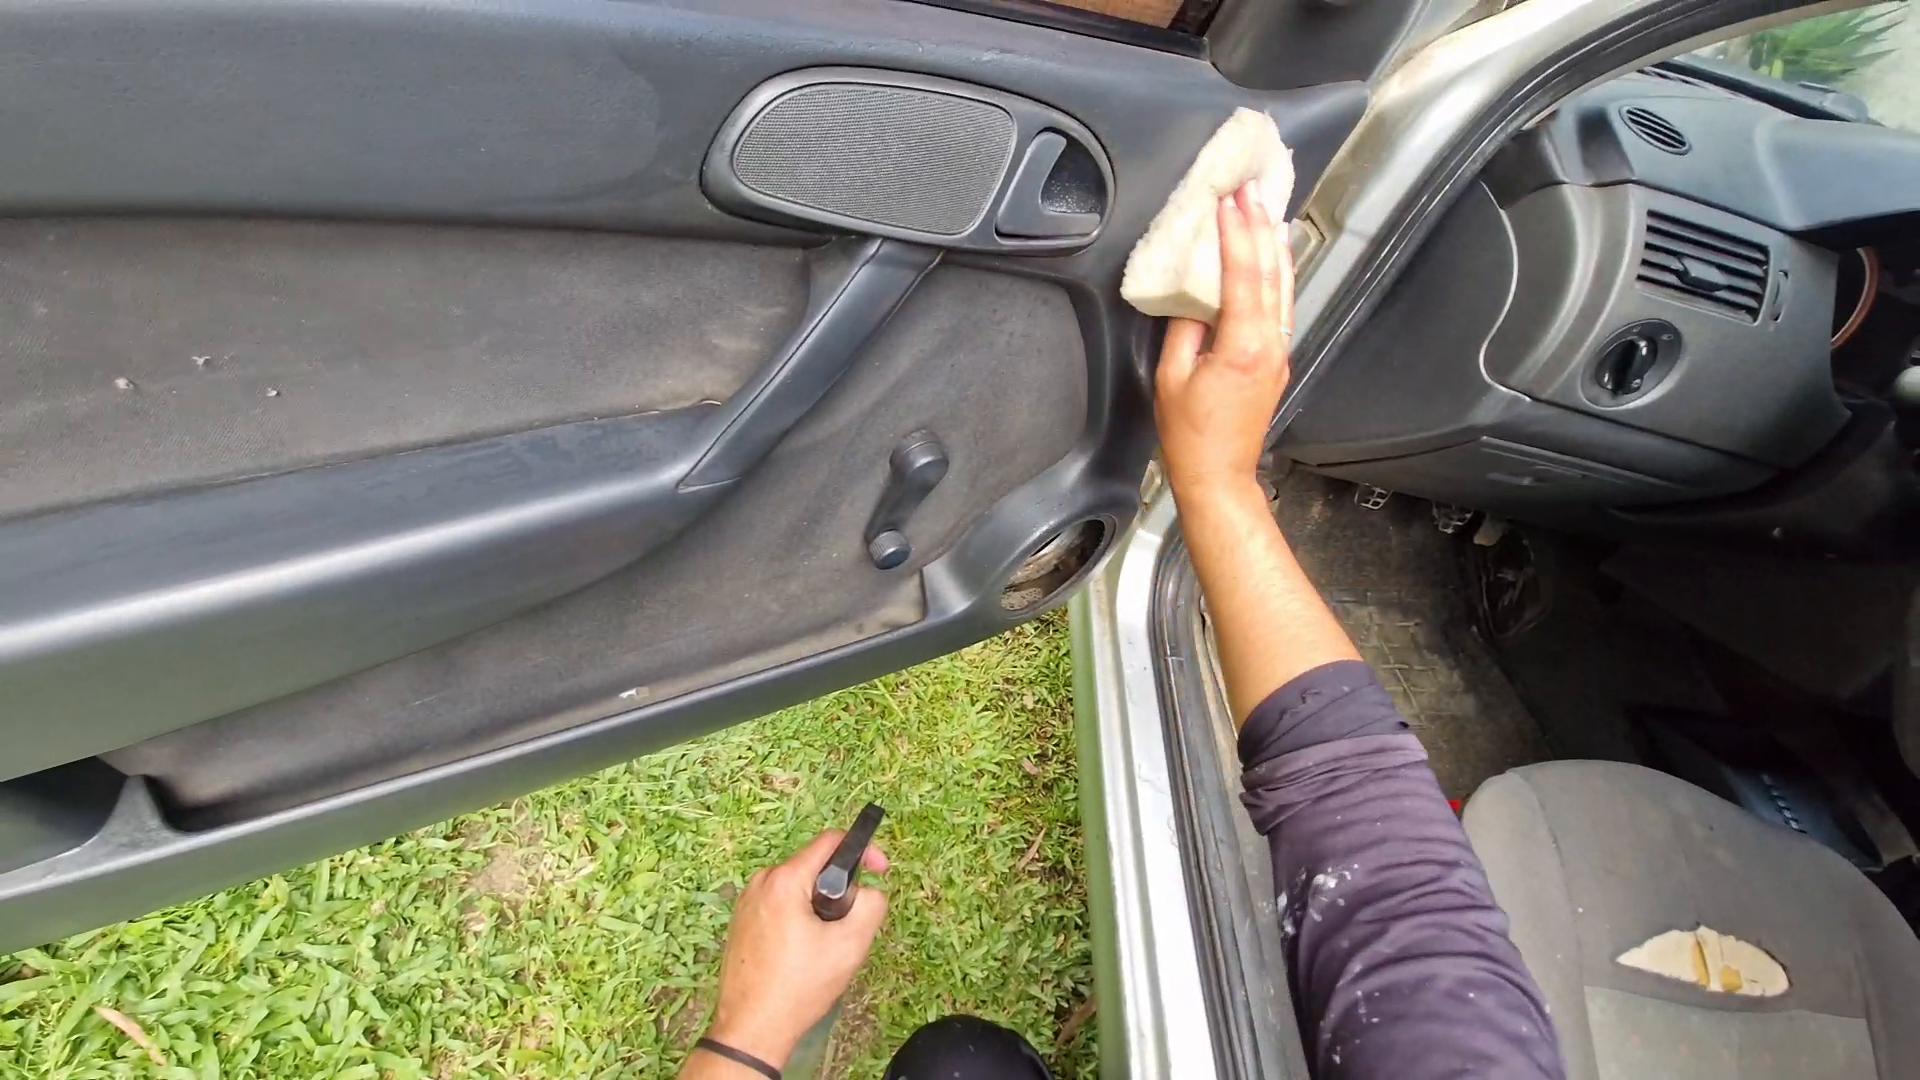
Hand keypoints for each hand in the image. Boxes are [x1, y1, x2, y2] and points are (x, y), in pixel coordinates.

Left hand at [703, 830, 889, 1069]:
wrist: (751, 1032)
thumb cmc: (800, 986)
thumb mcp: (851, 944)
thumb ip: (872, 903)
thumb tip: (869, 890)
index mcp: (785, 879)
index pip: (831, 841)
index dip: (863, 850)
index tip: (880, 871)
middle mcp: (762, 881)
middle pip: (815, 866)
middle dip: (840, 887)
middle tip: (850, 922)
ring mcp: (748, 901)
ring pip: (799, 887)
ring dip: (820, 904)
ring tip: (826, 943)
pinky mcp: (741, 921)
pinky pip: (781, 903)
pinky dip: (799, 916)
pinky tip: (803, 951)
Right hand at [1155, 180, 1293, 502]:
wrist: (1219, 474)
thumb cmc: (1189, 435)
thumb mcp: (1170, 379)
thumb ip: (1184, 331)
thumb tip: (1194, 299)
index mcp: (1243, 346)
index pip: (1243, 275)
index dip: (1235, 234)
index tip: (1228, 201)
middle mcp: (1270, 344)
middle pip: (1272, 272)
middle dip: (1262, 226)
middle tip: (1253, 189)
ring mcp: (1278, 353)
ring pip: (1283, 287)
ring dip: (1274, 245)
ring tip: (1267, 210)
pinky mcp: (1275, 362)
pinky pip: (1279, 307)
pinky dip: (1275, 275)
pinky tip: (1270, 258)